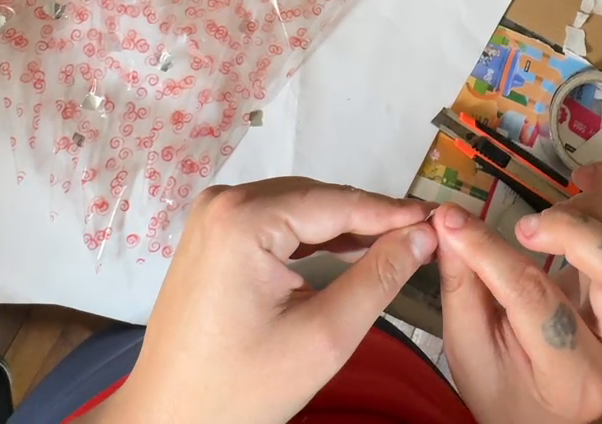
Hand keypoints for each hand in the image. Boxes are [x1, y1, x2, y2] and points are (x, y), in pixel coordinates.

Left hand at [96, 178, 436, 423]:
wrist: (164, 423)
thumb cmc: (241, 390)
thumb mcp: (323, 337)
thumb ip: (379, 278)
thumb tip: (423, 234)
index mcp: (245, 218)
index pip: (337, 203)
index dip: (392, 212)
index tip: (438, 217)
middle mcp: (226, 199)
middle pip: (318, 200)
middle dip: (369, 218)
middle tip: (422, 234)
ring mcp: (215, 212)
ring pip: (300, 206)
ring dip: (344, 225)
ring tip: (396, 241)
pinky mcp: (213, 230)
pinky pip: (276, 219)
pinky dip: (313, 235)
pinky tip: (349, 247)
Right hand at [435, 162, 601, 423]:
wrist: (549, 408)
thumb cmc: (505, 384)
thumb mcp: (469, 347)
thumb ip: (461, 283)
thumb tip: (448, 219)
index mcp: (577, 379)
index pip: (540, 303)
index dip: (491, 254)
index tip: (453, 221)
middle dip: (573, 232)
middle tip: (523, 228)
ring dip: (597, 211)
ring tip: (549, 217)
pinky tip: (582, 178)